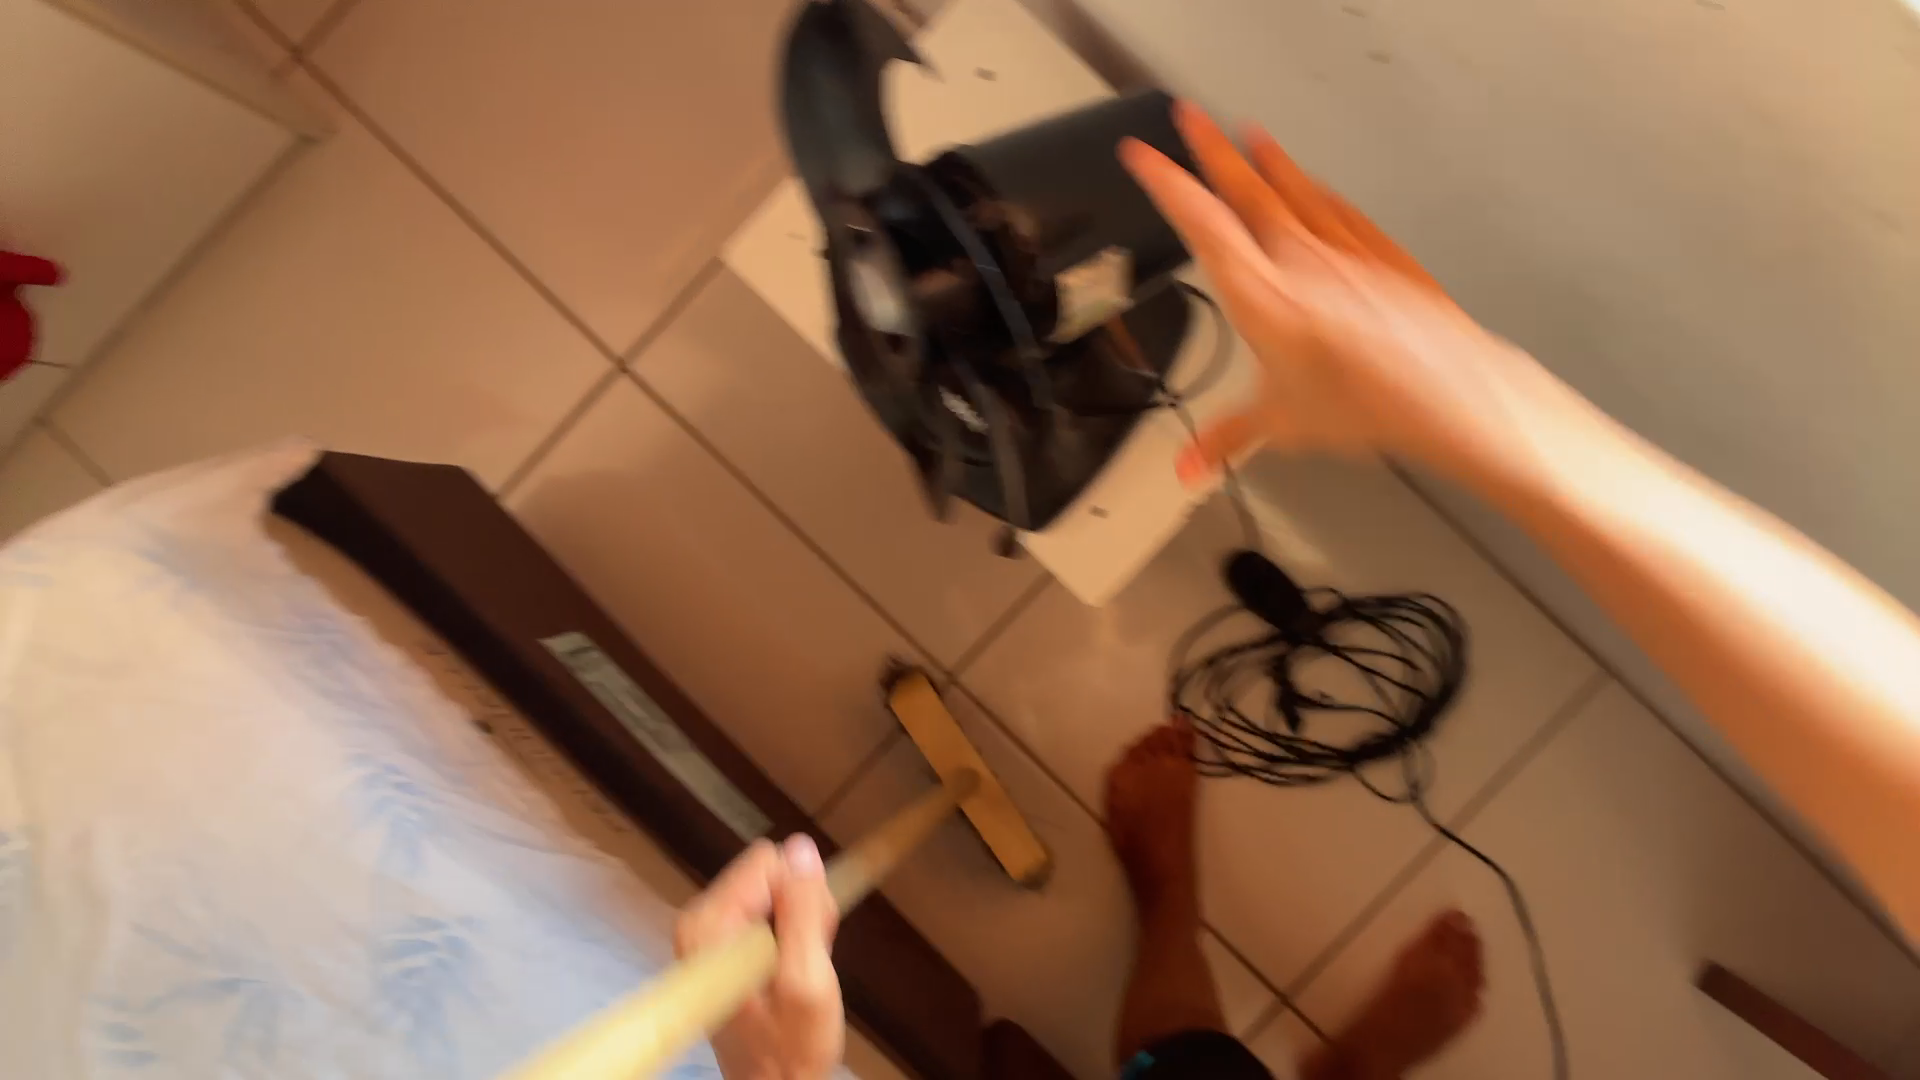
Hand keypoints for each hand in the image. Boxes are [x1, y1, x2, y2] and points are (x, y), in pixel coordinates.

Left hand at [676, 835, 843, 1079]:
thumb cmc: (791, 1048)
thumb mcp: (807, 978)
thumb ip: (803, 910)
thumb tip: (801, 847)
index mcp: (709, 925)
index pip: (768, 862)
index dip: (799, 895)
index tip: (810, 937)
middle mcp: (700, 920)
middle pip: (771, 872)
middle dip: (800, 907)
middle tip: (807, 957)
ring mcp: (711, 929)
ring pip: (777, 887)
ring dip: (800, 920)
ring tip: (802, 966)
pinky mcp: (724, 940)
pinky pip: (772, 905)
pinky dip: (792, 930)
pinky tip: (794, 965)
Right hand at [1122, 102, 1568, 491]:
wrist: (1448, 391)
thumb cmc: (1364, 403)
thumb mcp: (1276, 425)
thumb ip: (1223, 439)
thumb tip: (1189, 467)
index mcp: (1260, 294)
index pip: (1201, 224)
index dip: (1167, 184)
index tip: (1143, 156)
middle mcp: (1297, 259)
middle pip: (1244, 189)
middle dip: (1210, 148)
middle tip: (1188, 115)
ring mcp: (1342, 251)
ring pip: (1292, 190)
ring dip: (1264, 159)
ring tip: (1247, 134)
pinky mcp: (1379, 255)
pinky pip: (1338, 210)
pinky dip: (1316, 190)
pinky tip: (1313, 184)